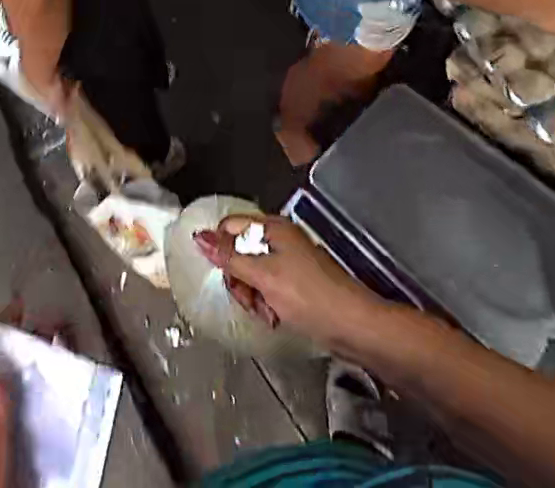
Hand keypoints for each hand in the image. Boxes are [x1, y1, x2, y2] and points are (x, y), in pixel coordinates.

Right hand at [193, 215, 381, 349]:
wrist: (357, 328)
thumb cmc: (309, 298)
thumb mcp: (263, 276)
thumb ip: (229, 257)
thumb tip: (197, 236)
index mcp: (272, 228)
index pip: (229, 227)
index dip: (222, 250)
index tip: (227, 275)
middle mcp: (280, 238)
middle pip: (239, 250)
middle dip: (238, 277)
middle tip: (249, 299)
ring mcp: (290, 260)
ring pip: (252, 271)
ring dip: (252, 294)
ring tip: (266, 312)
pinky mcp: (298, 282)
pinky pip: (268, 285)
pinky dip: (267, 301)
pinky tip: (275, 316)